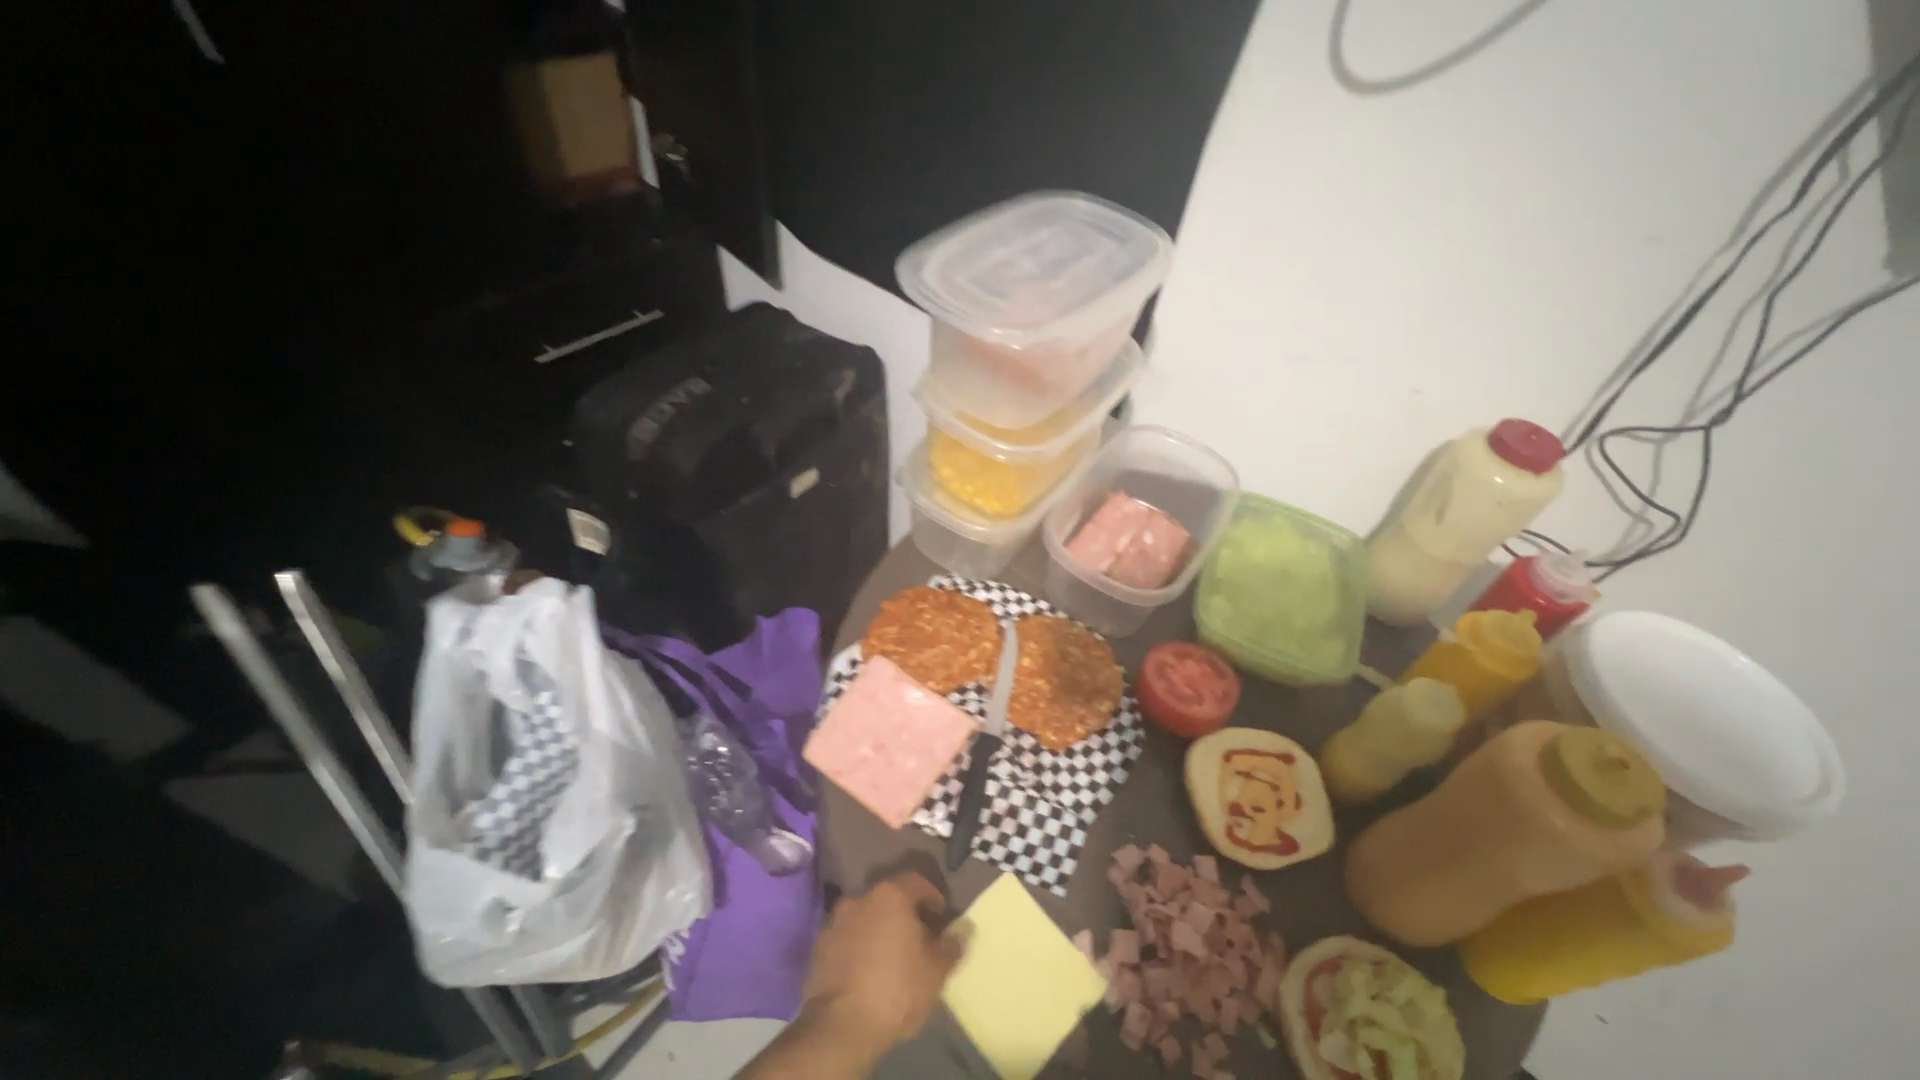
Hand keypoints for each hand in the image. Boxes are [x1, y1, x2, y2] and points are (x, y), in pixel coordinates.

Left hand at [800, 871, 965, 1054]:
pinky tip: (869, 972)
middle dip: (905, 915)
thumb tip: (961, 931)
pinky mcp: (818, 948)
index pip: (916, 881)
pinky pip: (847, 939)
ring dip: (880, 931)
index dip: (933, 897)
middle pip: (889, 899)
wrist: (840, 1026)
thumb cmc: (896, 990)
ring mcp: (834, 922)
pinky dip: (860, 947)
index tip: (941, 919)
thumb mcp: (936, 971)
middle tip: (920, 940)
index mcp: (890, 896)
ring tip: (893, 959)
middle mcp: (859, 899)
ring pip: (866, 918)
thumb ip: (951, 946)